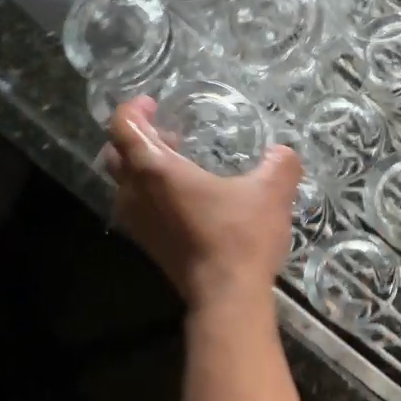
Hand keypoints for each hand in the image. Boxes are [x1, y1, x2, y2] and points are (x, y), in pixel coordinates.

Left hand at [104, 96, 301, 312]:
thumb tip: (284, 154)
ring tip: (178, 173)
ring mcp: (139, 223)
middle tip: (168, 138)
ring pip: (126, 186)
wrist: (227, 295)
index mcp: (155, 169)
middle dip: (137, 140)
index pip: (124, 125)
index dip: (135, 109)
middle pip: (117, 154)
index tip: (153, 105)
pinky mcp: (151, 247)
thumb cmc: (241, 237)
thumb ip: (280, 166)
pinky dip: (155, 199)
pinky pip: (140, 211)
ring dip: (144, 172)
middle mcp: (136, 192)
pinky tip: (187, 207)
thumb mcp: (271, 194)